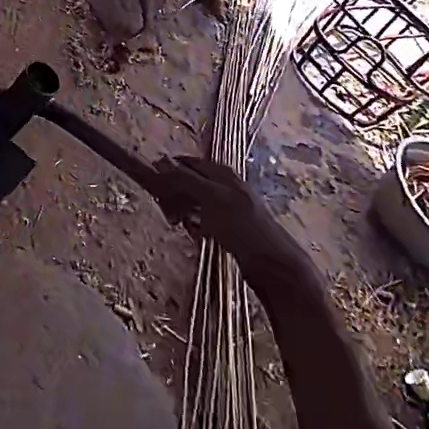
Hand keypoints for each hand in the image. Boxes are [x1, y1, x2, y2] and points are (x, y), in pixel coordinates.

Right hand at [149, 157, 307, 269]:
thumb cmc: (242, 227)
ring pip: (194, 200)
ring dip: (181, 209)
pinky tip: (193, 232)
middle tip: (167, 212)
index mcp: (222, 173)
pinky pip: (203, 218)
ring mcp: (228, 206)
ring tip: (177, 223)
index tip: (153, 187)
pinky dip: (194, 222)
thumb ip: (186, 179)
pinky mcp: (230, 226)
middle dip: (173, 193)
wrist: (275, 266)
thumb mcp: (211, 198)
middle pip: (189, 180)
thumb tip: (159, 162)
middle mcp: (225, 185)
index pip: (187, 162)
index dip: (168, 171)